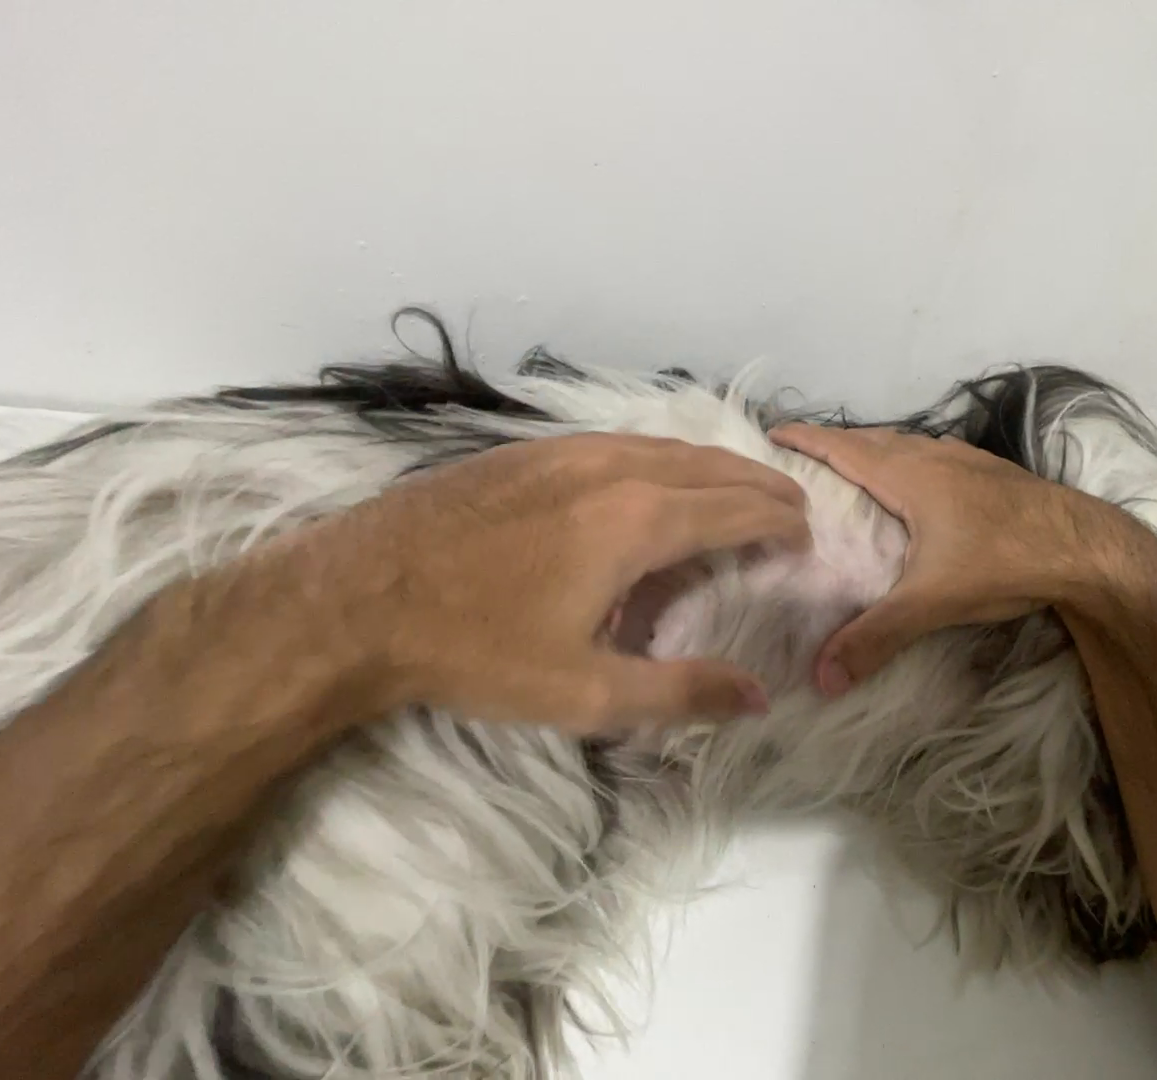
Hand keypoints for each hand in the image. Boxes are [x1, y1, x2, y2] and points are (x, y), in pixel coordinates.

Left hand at [271, 434, 811, 731]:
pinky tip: (656, 478)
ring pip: (666, 447)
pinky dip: (664, 459)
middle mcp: (613, 468)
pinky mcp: (529, 452)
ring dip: (714, 467)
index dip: (779, 521)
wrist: (353, 601)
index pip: (737, 509)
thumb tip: (759, 698)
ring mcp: (567, 451)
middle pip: (711, 466)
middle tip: (790, 506)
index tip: (803, 538)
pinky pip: (621, 443)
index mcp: (638, 521)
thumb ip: (680, 692)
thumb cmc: (476, 650)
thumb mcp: (585, 692)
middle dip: (760, 484)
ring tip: (738, 488)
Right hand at [769, 424, 1156, 695]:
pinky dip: (909, 460)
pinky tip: (919, 483)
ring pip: (908, 445)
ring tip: (852, 468)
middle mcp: (935, 457)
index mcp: (910, 475)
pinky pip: (935, 456)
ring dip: (874, 449)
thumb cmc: (1004, 562)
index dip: (806, 438)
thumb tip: (821, 678)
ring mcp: (968, 461)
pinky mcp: (993, 474)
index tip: (771, 433)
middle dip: (834, 443)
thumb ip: (877, 636)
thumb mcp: (933, 602)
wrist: (1090, 550)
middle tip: (802, 458)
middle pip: (873, 439)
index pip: (844, 447)